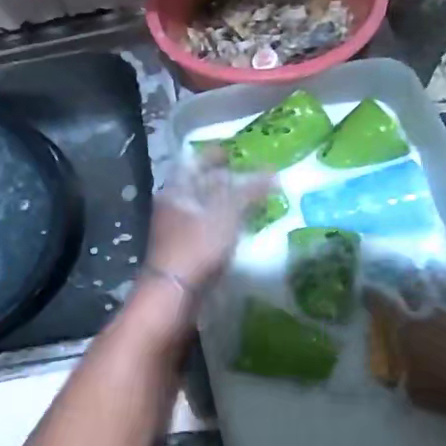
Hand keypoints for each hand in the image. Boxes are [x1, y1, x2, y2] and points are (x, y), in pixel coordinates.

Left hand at [145, 150, 270, 288]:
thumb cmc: (197, 246)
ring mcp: (176, 230)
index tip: (234, 151)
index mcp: (176, 189)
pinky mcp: (184, 251)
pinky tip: (240, 229)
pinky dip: (224, 224)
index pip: (194, 161)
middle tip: (250, 176)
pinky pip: (207, 229)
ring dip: (226, 203)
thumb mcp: (227, 213)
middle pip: (199, 185)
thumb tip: (273, 173)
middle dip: (224, 180)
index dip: (214, 154)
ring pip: (203, 208)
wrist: (174, 293)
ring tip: (252, 201)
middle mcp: (172, 205)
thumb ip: (249, 191)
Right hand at [368, 294, 445, 417]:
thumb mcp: (417, 393)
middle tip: (402, 283)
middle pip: (414, 290)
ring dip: (437, 296)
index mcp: (408, 329)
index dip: (371, 296)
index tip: (364, 287)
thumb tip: (404, 376)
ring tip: (435, 293)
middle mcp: (431, 313)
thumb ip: (407, 380)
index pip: (383, 306)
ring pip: (443, 297)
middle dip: (406, 286)